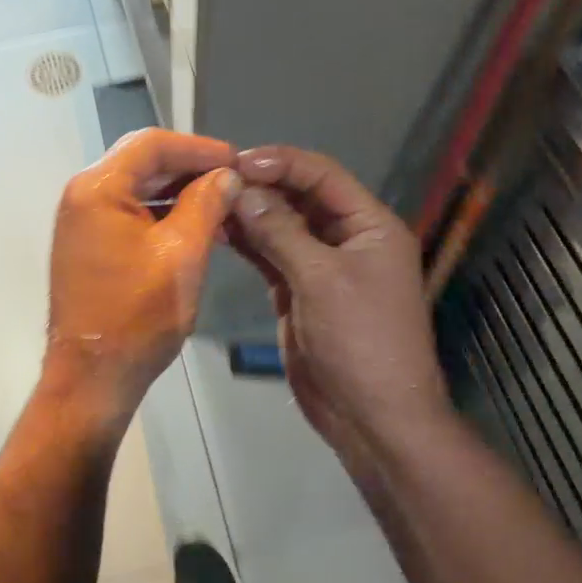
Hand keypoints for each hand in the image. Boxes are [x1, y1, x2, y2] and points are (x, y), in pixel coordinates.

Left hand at [46, 129, 241, 420]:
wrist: (91, 378)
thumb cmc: (137, 316)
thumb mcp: (182, 256)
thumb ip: (206, 205)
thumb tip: (226, 175)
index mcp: (98, 188)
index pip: (152, 144)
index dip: (198, 147)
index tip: (237, 160)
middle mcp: (83, 194)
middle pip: (142, 160)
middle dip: (189, 166)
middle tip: (233, 178)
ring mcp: (82, 219)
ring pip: (137, 185)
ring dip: (178, 188)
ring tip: (222, 199)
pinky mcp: (89, 241)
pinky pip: (129, 209)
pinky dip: (162, 210)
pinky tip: (196, 223)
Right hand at [231, 146, 449, 464]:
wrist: (374, 420)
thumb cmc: (360, 341)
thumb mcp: (321, 280)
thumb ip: (280, 231)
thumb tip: (240, 189)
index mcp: (369, 225)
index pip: (322, 175)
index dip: (281, 162)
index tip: (237, 161)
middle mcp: (347, 237)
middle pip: (299, 196)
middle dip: (259, 185)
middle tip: (213, 178)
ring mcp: (321, 265)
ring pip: (281, 224)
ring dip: (248, 212)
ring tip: (207, 198)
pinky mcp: (298, 290)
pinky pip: (270, 254)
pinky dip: (246, 242)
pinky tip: (216, 229)